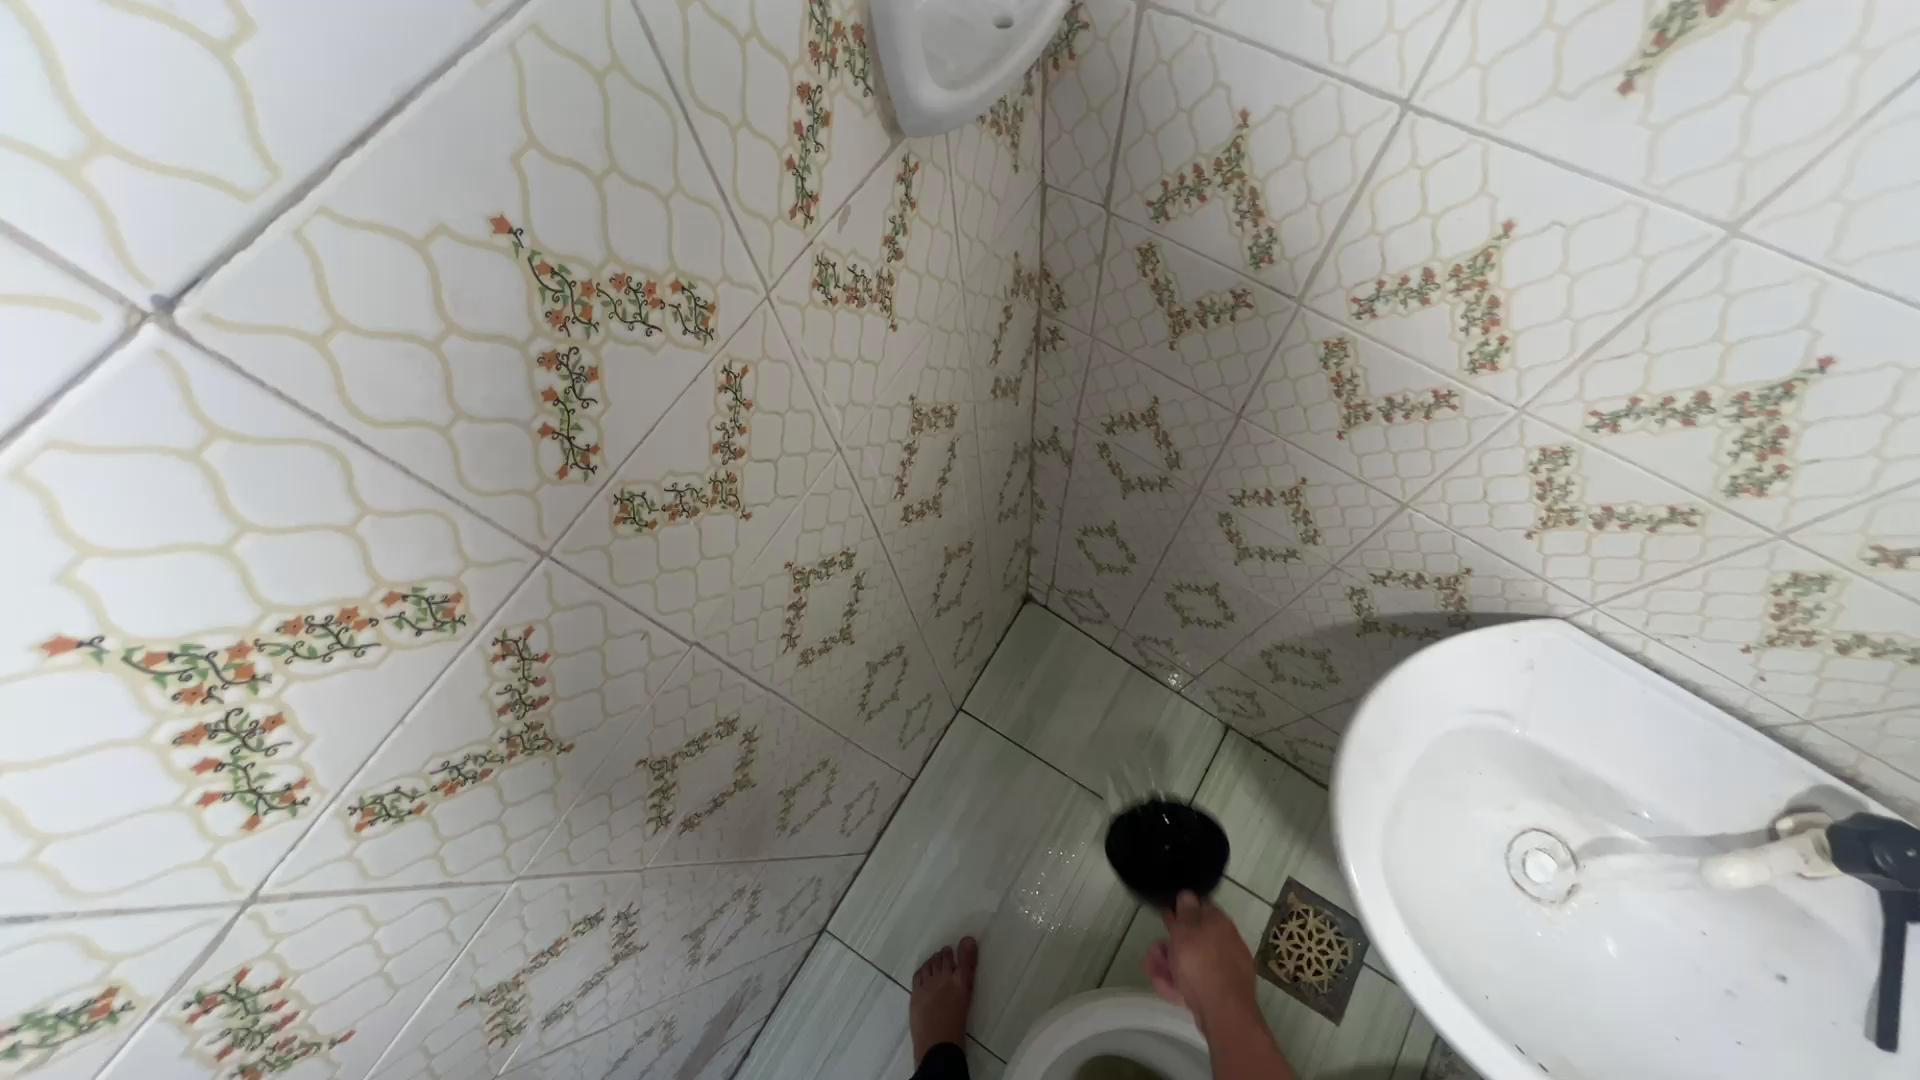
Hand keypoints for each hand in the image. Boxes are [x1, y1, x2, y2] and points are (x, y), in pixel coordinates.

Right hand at [1142, 891, 1258, 1029]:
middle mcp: (1224, 943)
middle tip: (1152, 947)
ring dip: (1168, 962)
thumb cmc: (1201, 964)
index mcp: (1219, 923)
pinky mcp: (1219, 993)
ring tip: (1150, 968)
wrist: (1224, 1012)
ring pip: (1191, 961)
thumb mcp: (1186, 931)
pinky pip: (1195, 982)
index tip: (1166, 911)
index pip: (1201, 906)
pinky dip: (1177, 981)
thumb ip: (1185, 912)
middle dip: (1170, 941)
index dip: (1182, 907)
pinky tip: (1161, 984)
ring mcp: (1223, 970)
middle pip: (1193, 937)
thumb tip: (1188, 893)